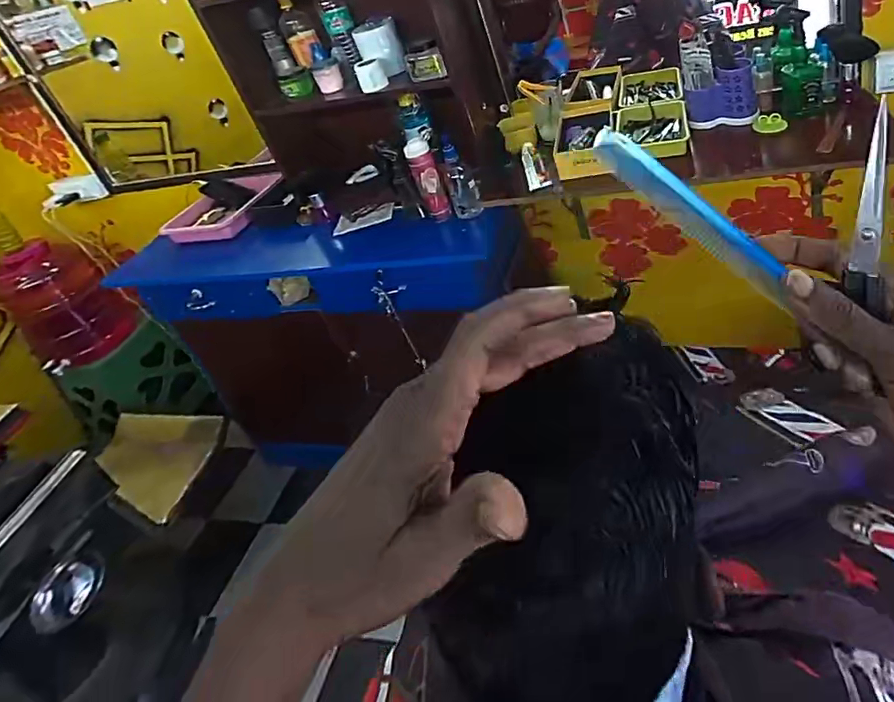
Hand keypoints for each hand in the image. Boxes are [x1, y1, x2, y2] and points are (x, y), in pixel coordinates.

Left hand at [234, 288, 615, 646]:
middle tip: (596, 319)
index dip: (529, 319)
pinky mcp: (412, 422)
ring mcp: (412, 408)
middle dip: (540, 321)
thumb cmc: (359, 570)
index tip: (576, 310)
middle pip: (484, 340)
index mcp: (423, 418)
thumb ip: (467, 523)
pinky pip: (466, 373)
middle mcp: (418, 399)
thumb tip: (516, 506)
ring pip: (476, 354)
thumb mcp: (419, 560)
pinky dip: (504, 357)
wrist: (297, 583)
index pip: (478, 344)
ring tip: (571, 327)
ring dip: (524, 334)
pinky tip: (521, 364)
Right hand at [760, 236, 893, 514]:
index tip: (757, 251)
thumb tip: (789, 278)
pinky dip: (840, 372)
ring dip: (832, 351)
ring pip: (825, 332)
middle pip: (825, 296)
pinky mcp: (871, 378)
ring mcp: (877, 347)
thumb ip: (839, 316)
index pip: (839, 259)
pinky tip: (865, 391)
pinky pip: (834, 360)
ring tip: (862, 377)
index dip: (798, 252)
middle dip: (818, 317)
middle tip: (832, 346)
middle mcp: (885, 313)